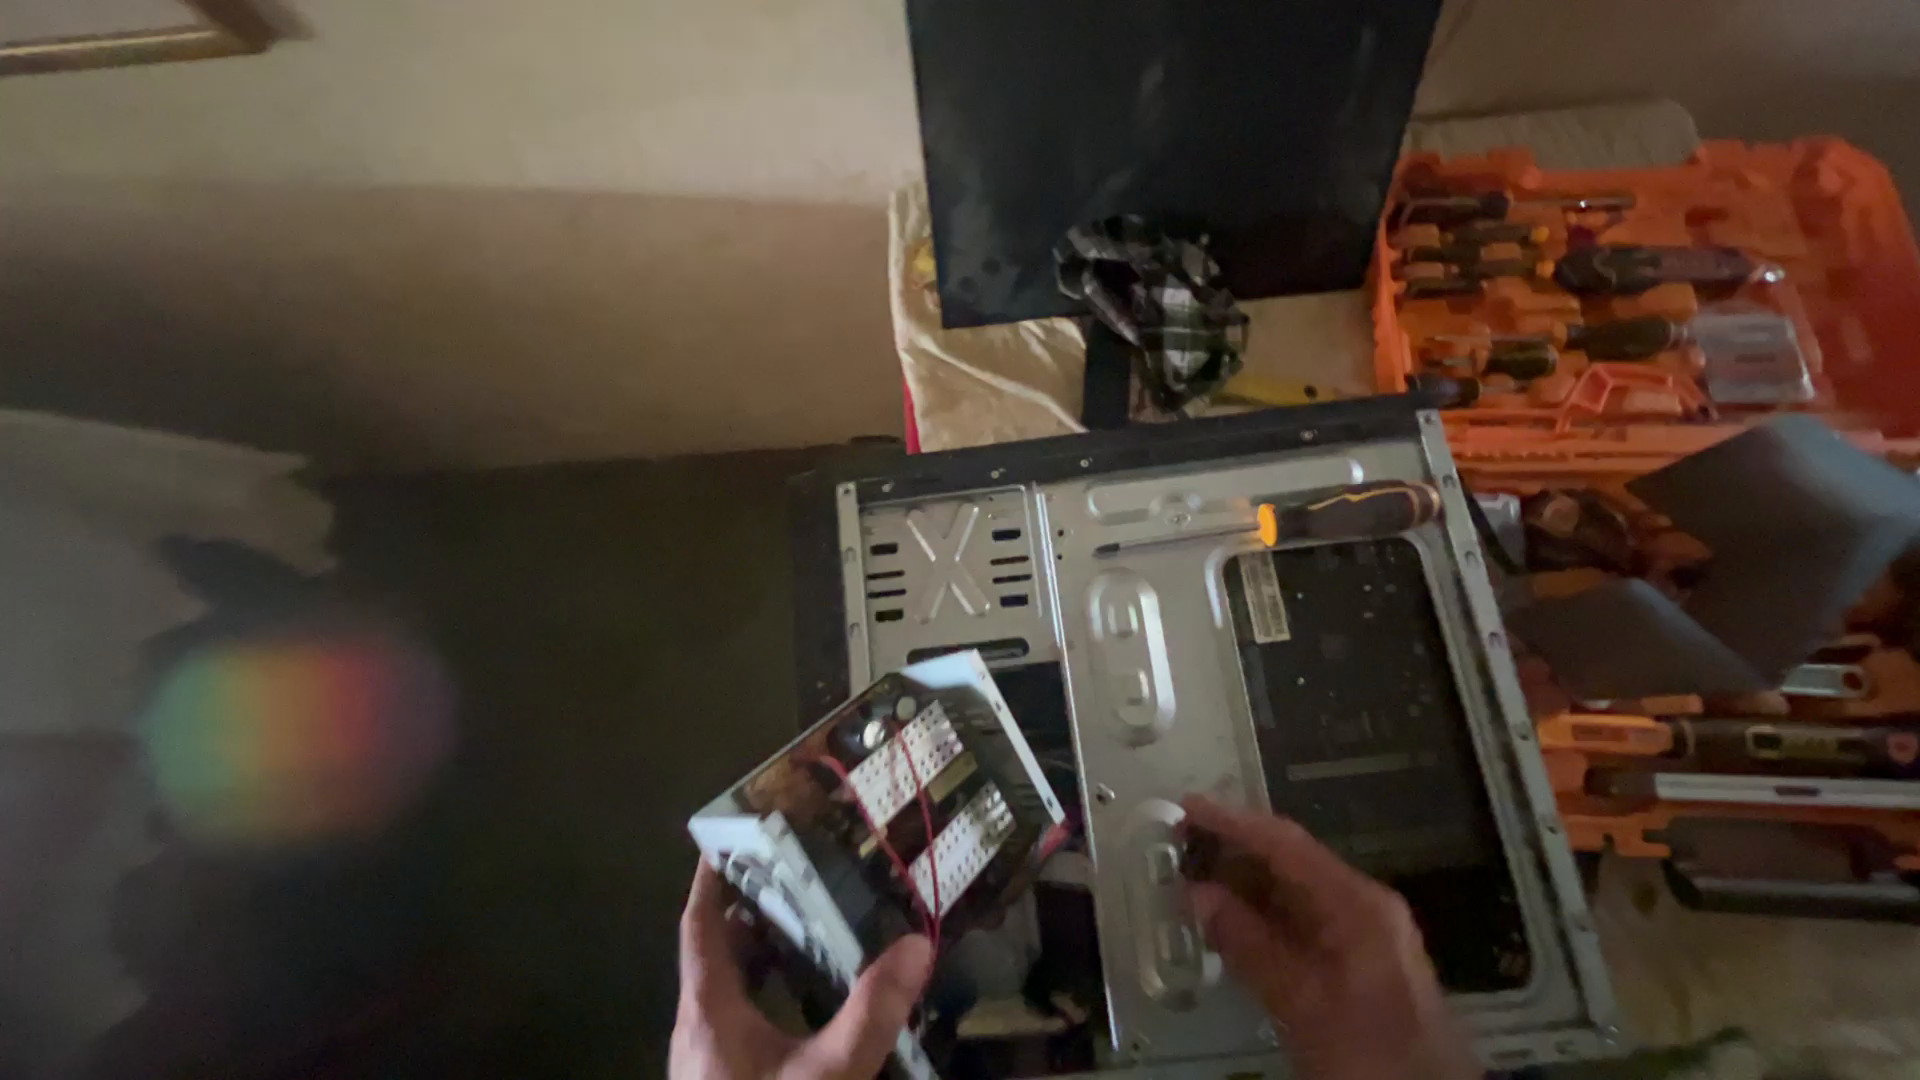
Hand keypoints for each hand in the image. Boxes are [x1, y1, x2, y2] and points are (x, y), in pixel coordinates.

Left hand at [671, 861, 932, 1079]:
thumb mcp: (828, 1075)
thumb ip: (872, 1012)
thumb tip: (916, 945)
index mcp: (709, 1012)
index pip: (699, 926)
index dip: (710, 877)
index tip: (727, 834)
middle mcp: (700, 1029)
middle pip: (718, 951)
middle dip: (752, 906)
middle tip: (799, 869)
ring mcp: (710, 1061)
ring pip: (730, 986)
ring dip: (763, 950)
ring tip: (813, 919)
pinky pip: (742, 1017)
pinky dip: (769, 991)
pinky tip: (809, 998)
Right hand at [1182, 797, 1480, 1079]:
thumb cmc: (1369, 1055)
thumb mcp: (1303, 1003)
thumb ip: (1248, 945)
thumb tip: (1196, 894)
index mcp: (1357, 903)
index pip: (1285, 844)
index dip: (1233, 822)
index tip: (1185, 807)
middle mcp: (1362, 905)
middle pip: (1288, 860)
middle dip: (1232, 849)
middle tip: (1176, 843)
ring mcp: (1361, 934)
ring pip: (1290, 891)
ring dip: (1241, 884)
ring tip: (1188, 876)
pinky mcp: (1354, 963)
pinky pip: (1297, 921)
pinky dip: (1258, 916)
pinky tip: (1224, 921)